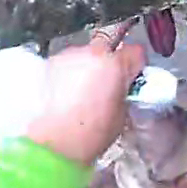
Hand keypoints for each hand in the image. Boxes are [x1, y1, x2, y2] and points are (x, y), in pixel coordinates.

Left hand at [24, 32, 146, 164]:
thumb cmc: (92, 131)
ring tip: (83, 90)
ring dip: (87, 66)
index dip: (135, 64)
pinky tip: (66, 92)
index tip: (133, 74)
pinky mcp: (51, 62)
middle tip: (106, 84)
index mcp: (114, 64)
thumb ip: (124, 90)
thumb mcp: (121, 113)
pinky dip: (70, 72)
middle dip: (109, 62)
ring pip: (85, 54)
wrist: (54, 139)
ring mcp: (69, 55)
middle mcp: (91, 52)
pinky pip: (67, 62)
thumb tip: (123, 85)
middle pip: (107, 48)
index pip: (135, 51)